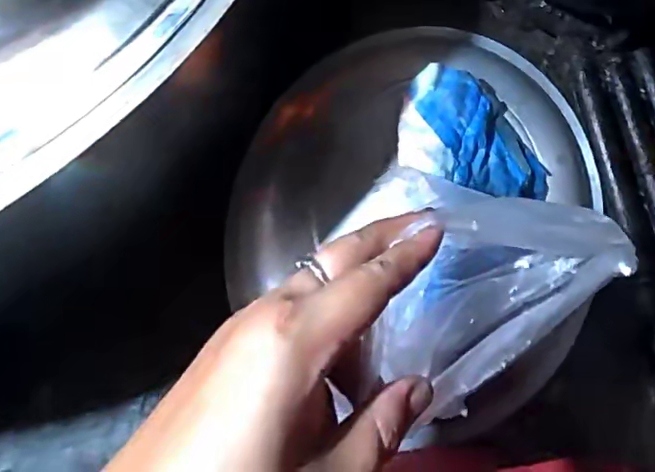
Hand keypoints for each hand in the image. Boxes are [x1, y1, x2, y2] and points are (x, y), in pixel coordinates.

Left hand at [108, 214, 444, 471]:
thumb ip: (377, 431)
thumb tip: (417, 389)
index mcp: (295, 340)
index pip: (368, 282)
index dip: (407, 254)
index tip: (438, 226)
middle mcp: (265, 316)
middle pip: (335, 258)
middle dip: (382, 236)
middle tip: (420, 222)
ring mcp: (235, 331)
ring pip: (309, 284)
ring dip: (351, 284)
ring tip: (383, 318)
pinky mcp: (216, 353)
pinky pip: (284, 310)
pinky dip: (321, 312)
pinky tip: (331, 360)